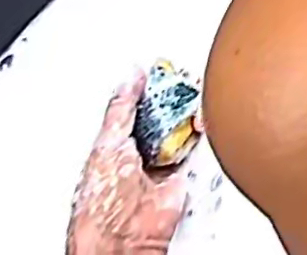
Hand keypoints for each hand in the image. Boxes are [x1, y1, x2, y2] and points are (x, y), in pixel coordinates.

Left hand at [68, 70, 187, 254]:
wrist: (128, 240)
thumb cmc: (102, 206)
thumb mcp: (107, 147)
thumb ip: (121, 111)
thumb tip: (130, 77)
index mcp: (115, 147)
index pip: (136, 108)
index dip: (149, 88)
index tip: (161, 69)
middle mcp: (140, 153)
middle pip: (163, 114)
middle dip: (175, 97)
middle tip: (184, 81)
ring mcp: (163, 162)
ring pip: (182, 125)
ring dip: (190, 112)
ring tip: (196, 96)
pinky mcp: (185, 170)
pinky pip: (199, 142)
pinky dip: (204, 129)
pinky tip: (203, 118)